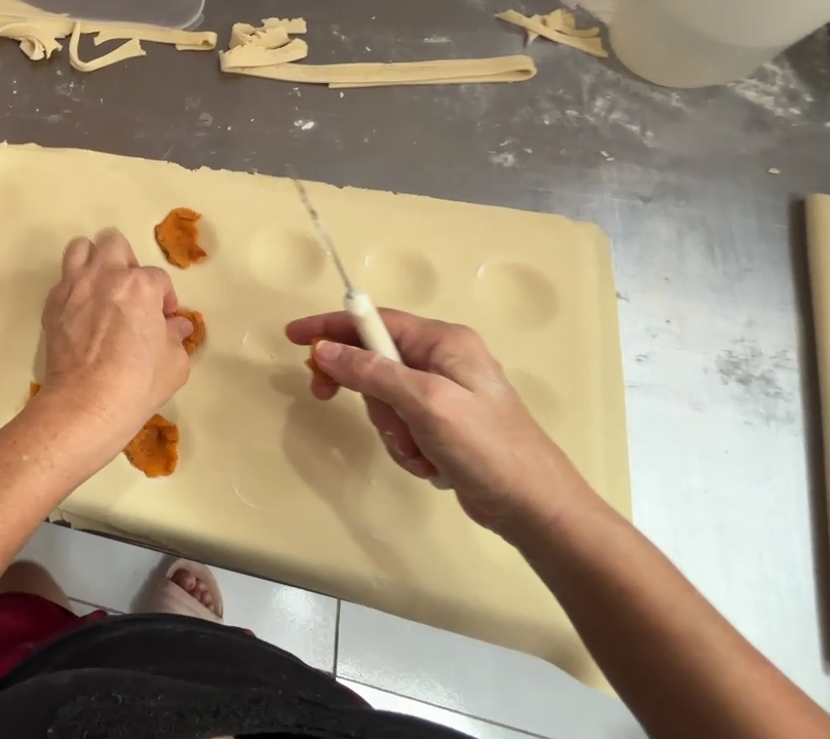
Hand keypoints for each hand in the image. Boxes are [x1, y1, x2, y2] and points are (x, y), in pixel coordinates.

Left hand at [33, 230, 192, 450]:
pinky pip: (63, 281)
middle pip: (114, 243)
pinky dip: (74, 289)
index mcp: (139, 285)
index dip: (165, 298)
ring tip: (101, 286)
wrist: (87, 402)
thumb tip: (177, 326)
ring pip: (80, 248)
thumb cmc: (138, 383)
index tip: (164, 319)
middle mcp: (104, 276)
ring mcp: (74, 287)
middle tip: (131, 290)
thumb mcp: (175, 363)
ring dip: (93, 261)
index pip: (158, 278)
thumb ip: (176, 337)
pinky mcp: (52, 304)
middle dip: (126, 262)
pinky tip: (81, 312)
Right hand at [285, 309, 595, 538]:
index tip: (294, 336)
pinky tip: (426, 460)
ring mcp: (443, 393)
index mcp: (444, 342)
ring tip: (415, 447)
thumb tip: (324, 350)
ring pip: (381, 396)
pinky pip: (398, 422)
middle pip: (372, 358)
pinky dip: (402, 442)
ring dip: (388, 425)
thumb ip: (371, 372)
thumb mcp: (424, 403)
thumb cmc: (487, 448)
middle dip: (360, 388)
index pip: (373, 320)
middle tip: (325, 396)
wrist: (536, 508)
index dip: (329, 326)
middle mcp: (443, 360)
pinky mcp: (442, 423)